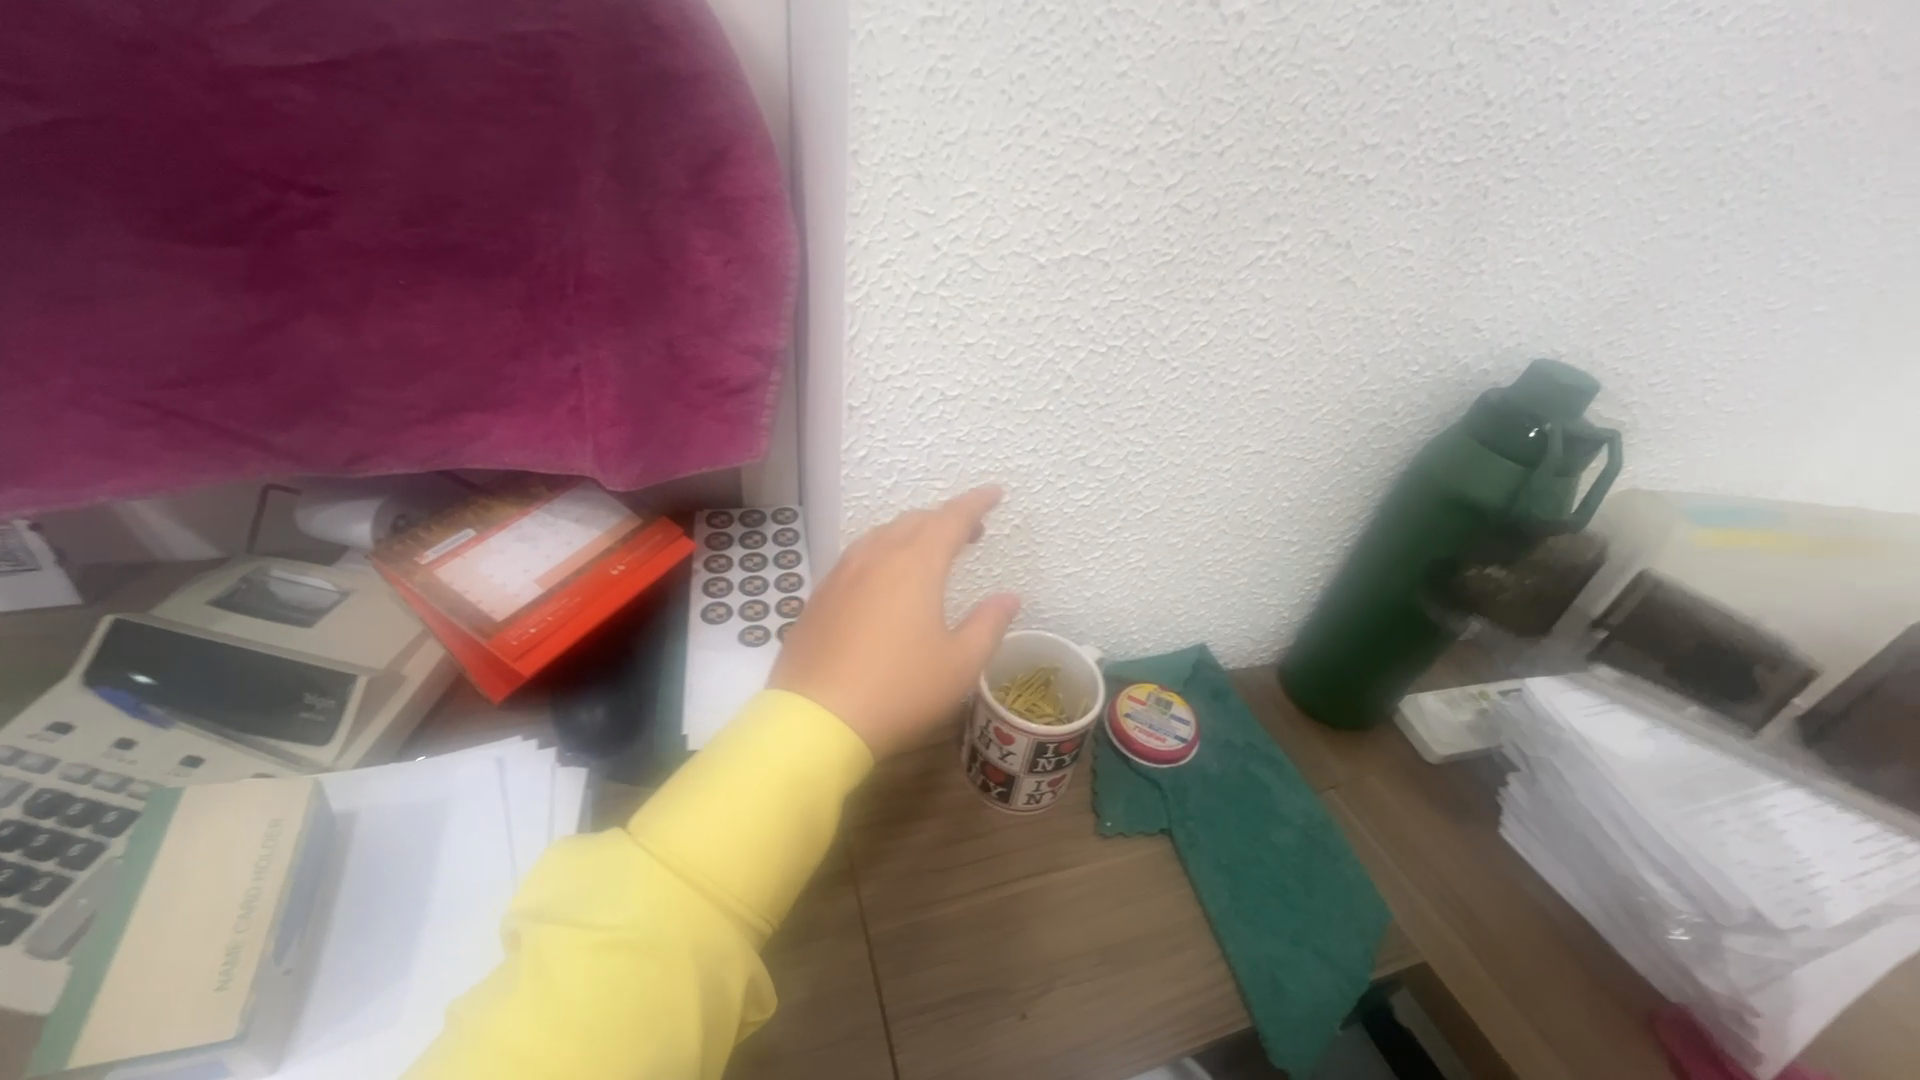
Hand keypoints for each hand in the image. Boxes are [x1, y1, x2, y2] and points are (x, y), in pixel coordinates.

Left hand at [769, 487, 1020, 758]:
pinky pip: (856, 560)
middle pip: (914, 522)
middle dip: (945, 520)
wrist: (817, 719)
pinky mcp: (818, 598)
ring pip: (880, 537)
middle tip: (970, 533)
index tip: (994, 494)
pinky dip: (881, 556)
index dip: (976, 503)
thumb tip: (1008, 597)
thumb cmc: (899, 690)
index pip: (951, 518)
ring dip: (910, 535)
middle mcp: (875, 558)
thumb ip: (988, 624)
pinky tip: (884, 583)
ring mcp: (841, 576)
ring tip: (928, 553)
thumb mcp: (959, 664)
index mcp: (915, 565)